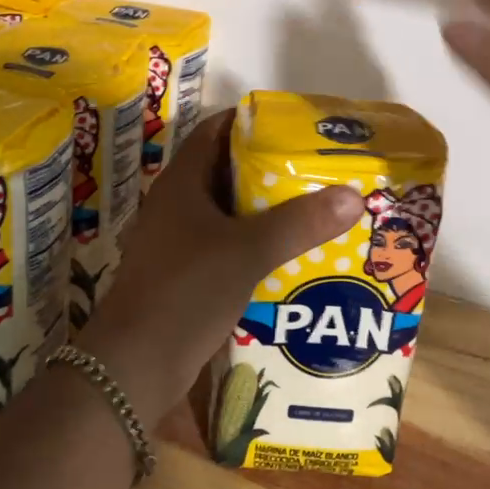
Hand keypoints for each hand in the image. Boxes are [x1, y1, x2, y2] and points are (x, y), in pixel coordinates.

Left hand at [76, 110, 362, 426]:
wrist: (136, 364)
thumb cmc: (186, 290)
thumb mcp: (248, 250)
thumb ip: (299, 222)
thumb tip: (353, 195)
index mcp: (182, 181)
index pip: (216, 130)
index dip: (252, 123)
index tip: (296, 127)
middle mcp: (177, 203)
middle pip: (226, 171)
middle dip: (269, 169)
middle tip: (318, 171)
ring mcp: (177, 241)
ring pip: (228, 213)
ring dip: (265, 211)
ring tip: (316, 211)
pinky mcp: (184, 275)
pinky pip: (226, 247)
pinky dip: (255, 246)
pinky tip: (291, 258)